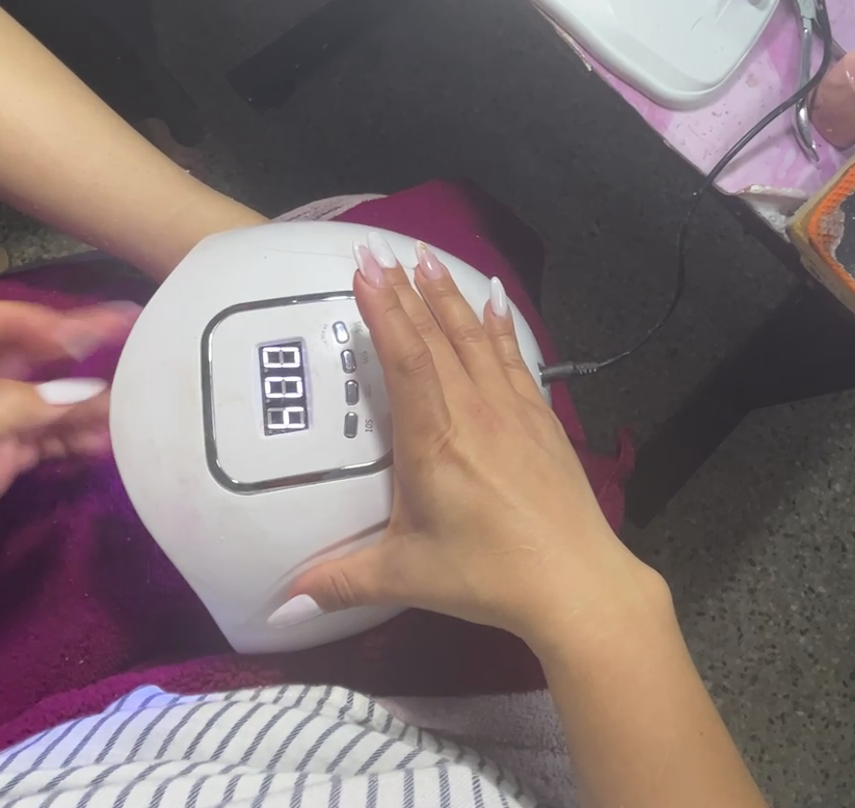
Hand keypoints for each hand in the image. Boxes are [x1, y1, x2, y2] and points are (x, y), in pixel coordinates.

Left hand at [0, 299, 138, 644]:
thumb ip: (6, 410)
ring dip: (83, 397)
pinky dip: (78, 434)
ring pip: (42, 395)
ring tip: (128, 404)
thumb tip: (77, 388)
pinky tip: (106, 442)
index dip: (35, 320)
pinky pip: (48, 435)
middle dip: (74, 346)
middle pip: (22, 353)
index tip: (85, 338)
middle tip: (128, 336)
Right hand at [287, 237, 662, 653]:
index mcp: (434, 438)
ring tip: (428, 257)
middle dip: (404, 289)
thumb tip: (278, 606)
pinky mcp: (540, 417)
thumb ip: (341, 582)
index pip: (406, 358)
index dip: (384, 310)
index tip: (364, 268)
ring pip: (474, 338)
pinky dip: (499, 326)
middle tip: (380, 248)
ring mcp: (512, 408)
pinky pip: (515, 358)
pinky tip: (496, 300)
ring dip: (449, 296)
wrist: (576, 580)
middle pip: (436, 336)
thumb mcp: (407, 576)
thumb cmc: (487, 574)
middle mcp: (473, 409)